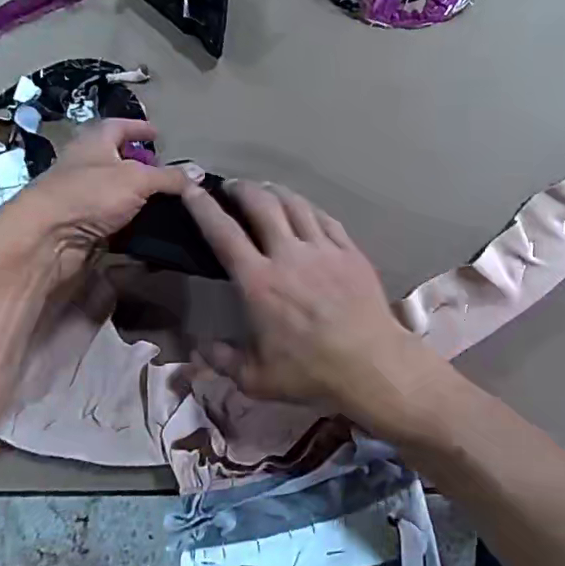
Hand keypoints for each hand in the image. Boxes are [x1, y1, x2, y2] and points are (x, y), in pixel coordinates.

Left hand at [0, 118, 190, 265]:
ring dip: (138, 195)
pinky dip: (133, 220)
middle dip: (140, 164)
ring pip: (116, 191)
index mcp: (93, 144)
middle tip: (166, 171)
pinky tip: (153, 226)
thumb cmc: (89, 195)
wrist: (47, 239)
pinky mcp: (83, 225)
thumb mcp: (137, 179)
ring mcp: (82, 197)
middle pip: (115, 159)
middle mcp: (85, 167)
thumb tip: (199, 173)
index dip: (137, 128)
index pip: (117, 127)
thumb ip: (169, 177)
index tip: (157, 134)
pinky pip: (114, 218)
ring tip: (167, 201)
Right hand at [181, 180, 440, 433]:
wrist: (371, 362)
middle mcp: (289, 255)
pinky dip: (309, 208)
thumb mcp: (257, 379)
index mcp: (259, 282)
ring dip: (276, 192)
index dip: (204, 208)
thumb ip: (223, 361)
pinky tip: (305, 210)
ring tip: (266, 190)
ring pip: (297, 205)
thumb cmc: (311, 372)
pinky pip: (327, 219)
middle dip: (243, 189)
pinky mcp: (351, 252)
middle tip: (232, 187)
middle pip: (262, 205)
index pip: (224, 234)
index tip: (193, 190)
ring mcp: (324, 250)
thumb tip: (199, 349)